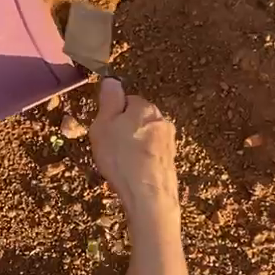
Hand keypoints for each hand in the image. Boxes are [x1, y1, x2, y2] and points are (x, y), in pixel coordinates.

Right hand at [89, 78, 178, 222]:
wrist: (149, 194)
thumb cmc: (121, 157)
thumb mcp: (103, 125)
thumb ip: (109, 101)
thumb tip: (112, 80)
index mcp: (145, 107)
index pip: (126, 101)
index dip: (112, 115)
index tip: (103, 131)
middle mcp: (162, 120)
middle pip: (137, 119)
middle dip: (124, 130)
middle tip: (109, 148)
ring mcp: (169, 141)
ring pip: (144, 137)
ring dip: (133, 146)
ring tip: (119, 164)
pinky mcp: (171, 160)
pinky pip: (150, 154)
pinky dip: (141, 160)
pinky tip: (131, 173)